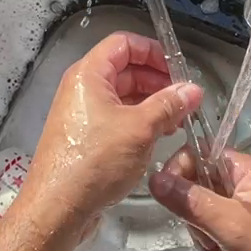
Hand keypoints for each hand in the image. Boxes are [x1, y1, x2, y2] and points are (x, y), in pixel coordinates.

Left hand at [18, 31, 202, 235]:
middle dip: (157, 81)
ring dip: (151, 103)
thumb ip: (169, 105)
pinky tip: (158, 137)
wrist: (58, 207)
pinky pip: (116, 117)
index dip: (153, 51)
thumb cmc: (94, 162)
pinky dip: (138, 121)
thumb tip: (192, 91)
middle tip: (184, 99)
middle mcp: (82, 88)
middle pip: (125, 69)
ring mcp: (82, 113)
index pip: (124, 44)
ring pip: (122, 95)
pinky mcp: (85, 136)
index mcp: (89, 74)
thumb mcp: (140, 129)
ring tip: (176, 121)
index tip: (177, 69)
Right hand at [150, 148, 250, 250]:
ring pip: (204, 225)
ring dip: (210, 249)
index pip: (197, 155)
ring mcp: (245, 217)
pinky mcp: (246, 243)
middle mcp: (244, 188)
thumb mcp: (229, 224)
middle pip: (196, 194)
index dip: (179, 174)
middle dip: (199, 226)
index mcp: (244, 170)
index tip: (171, 199)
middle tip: (214, 240)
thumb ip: (189, 201)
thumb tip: (154, 179)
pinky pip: (216, 246)